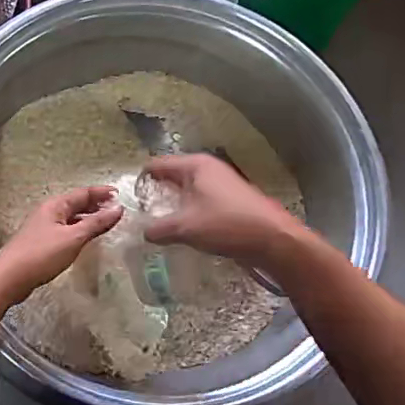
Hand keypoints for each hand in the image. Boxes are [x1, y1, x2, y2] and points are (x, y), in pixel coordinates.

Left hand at [0, 186, 123, 304]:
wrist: (9, 278)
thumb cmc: (41, 254)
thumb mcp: (73, 238)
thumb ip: (96, 224)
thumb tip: (118, 209)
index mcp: (56, 205)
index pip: (83, 193)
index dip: (102, 193)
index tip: (120, 194)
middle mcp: (49, 212)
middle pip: (76, 204)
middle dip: (96, 205)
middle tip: (115, 209)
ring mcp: (43, 228)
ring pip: (71, 218)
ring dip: (88, 218)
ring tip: (105, 224)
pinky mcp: (41, 243)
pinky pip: (65, 231)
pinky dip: (79, 231)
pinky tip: (85, 240)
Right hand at [141, 154, 310, 270]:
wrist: (274, 240)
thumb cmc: (226, 225)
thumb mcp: (185, 228)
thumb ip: (158, 229)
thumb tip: (144, 233)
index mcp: (195, 166)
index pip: (157, 165)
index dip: (141, 180)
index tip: (130, 200)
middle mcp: (208, 168)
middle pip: (172, 176)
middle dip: (157, 194)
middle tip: (142, 215)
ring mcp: (222, 183)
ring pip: (188, 190)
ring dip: (175, 206)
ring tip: (162, 225)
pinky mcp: (232, 200)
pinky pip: (202, 202)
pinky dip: (191, 213)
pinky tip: (187, 231)